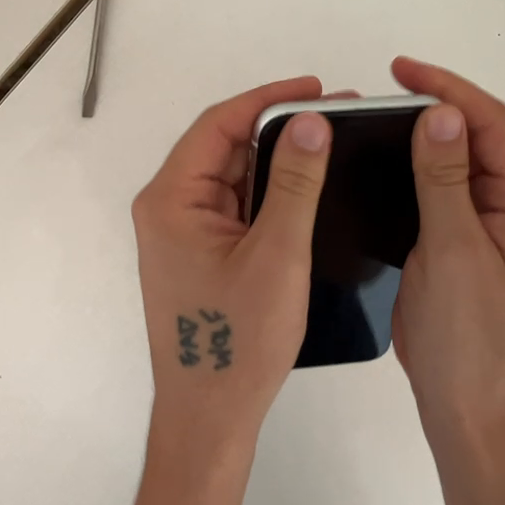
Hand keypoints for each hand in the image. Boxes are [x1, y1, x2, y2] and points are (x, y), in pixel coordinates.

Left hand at [129, 76, 331, 447]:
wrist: (210, 416)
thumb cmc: (238, 339)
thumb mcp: (276, 255)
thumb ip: (295, 184)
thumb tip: (312, 120)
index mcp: (171, 198)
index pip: (218, 125)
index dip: (268, 99)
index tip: (318, 88)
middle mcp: (168, 206)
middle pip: (223, 147)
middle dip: (278, 128)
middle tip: (335, 115)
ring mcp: (182, 230)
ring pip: (232, 175)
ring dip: (276, 159)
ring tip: (330, 144)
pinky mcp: (199, 250)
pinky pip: (235, 204)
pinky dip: (269, 192)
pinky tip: (307, 185)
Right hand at [390, 57, 504, 430]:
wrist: (462, 403)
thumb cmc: (465, 332)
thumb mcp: (453, 250)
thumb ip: (445, 178)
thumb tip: (441, 111)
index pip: (493, 125)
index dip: (449, 89)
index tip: (400, 69)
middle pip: (479, 136)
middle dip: (437, 104)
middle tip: (386, 88)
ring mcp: (487, 223)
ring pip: (459, 159)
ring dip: (425, 132)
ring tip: (380, 113)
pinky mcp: (461, 239)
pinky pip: (441, 186)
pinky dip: (415, 164)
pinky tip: (385, 158)